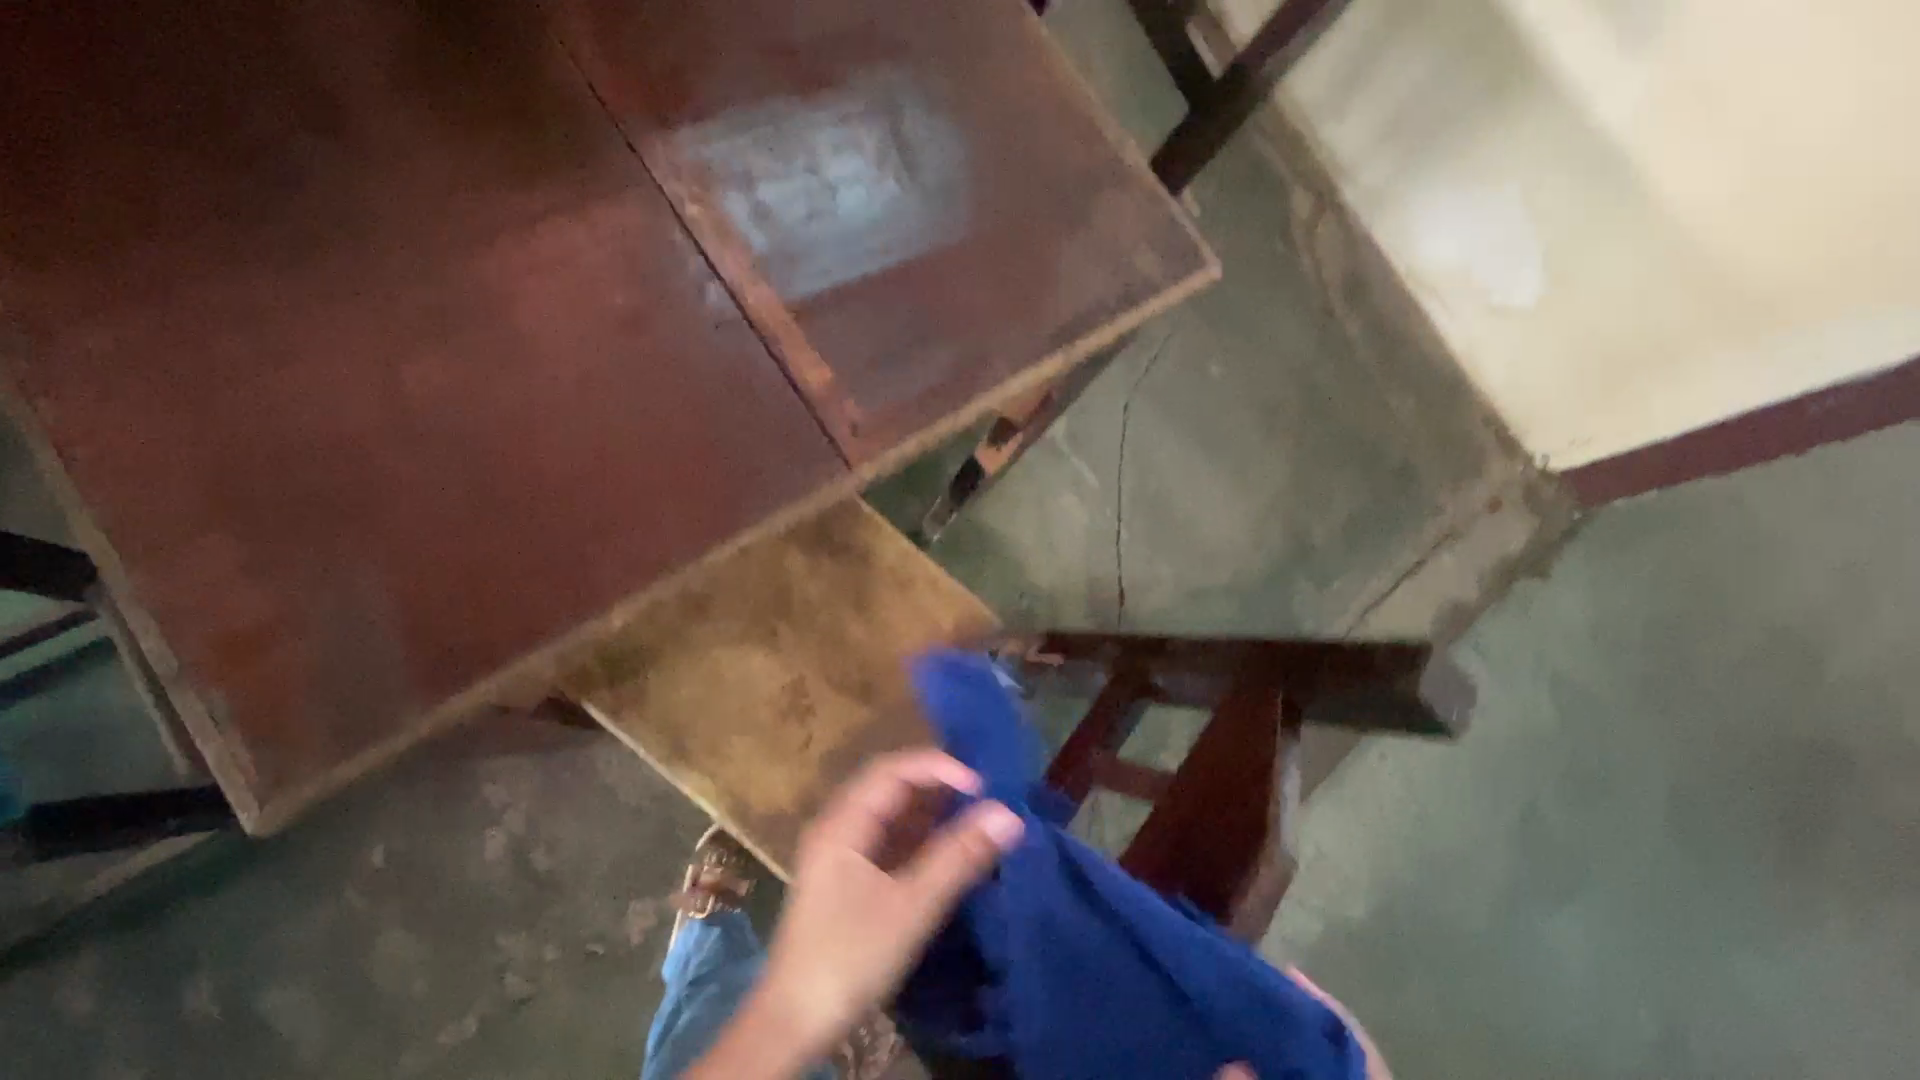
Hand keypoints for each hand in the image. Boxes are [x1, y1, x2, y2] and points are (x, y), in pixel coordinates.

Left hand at [756, 750, 1024, 1053]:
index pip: (891, 771)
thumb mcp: (911, 905)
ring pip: (890, 819)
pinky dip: (920, 841)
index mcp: (841, 824)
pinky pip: (888, 845)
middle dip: (937, 787)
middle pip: (890, 789)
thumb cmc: (849, 956)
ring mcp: (840, 857)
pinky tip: (950, 852)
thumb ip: (959, 857)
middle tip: (986, 796)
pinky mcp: (848, 884)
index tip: (981, 784)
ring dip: (931, 815)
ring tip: (977, 818)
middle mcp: (837, 830)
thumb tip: (1007, 814)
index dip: (937, 767)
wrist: (794, 1022)